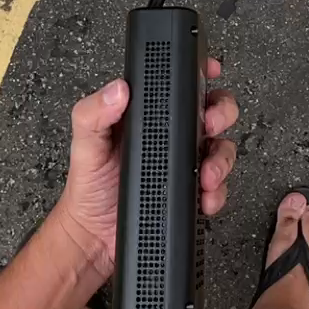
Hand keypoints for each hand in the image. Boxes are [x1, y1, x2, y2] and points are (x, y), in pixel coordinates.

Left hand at [50, 59, 239, 283]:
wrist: (94, 237)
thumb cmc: (88, 186)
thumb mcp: (85, 144)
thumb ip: (94, 113)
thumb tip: (118, 89)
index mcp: (149, 117)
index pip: (181, 88)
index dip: (202, 75)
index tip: (211, 71)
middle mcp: (172, 137)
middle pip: (214, 111)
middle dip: (222, 113)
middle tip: (210, 124)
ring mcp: (185, 164)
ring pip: (222, 149)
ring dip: (222, 158)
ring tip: (207, 173)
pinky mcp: (192, 191)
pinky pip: (219, 187)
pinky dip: (218, 192)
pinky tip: (204, 196)